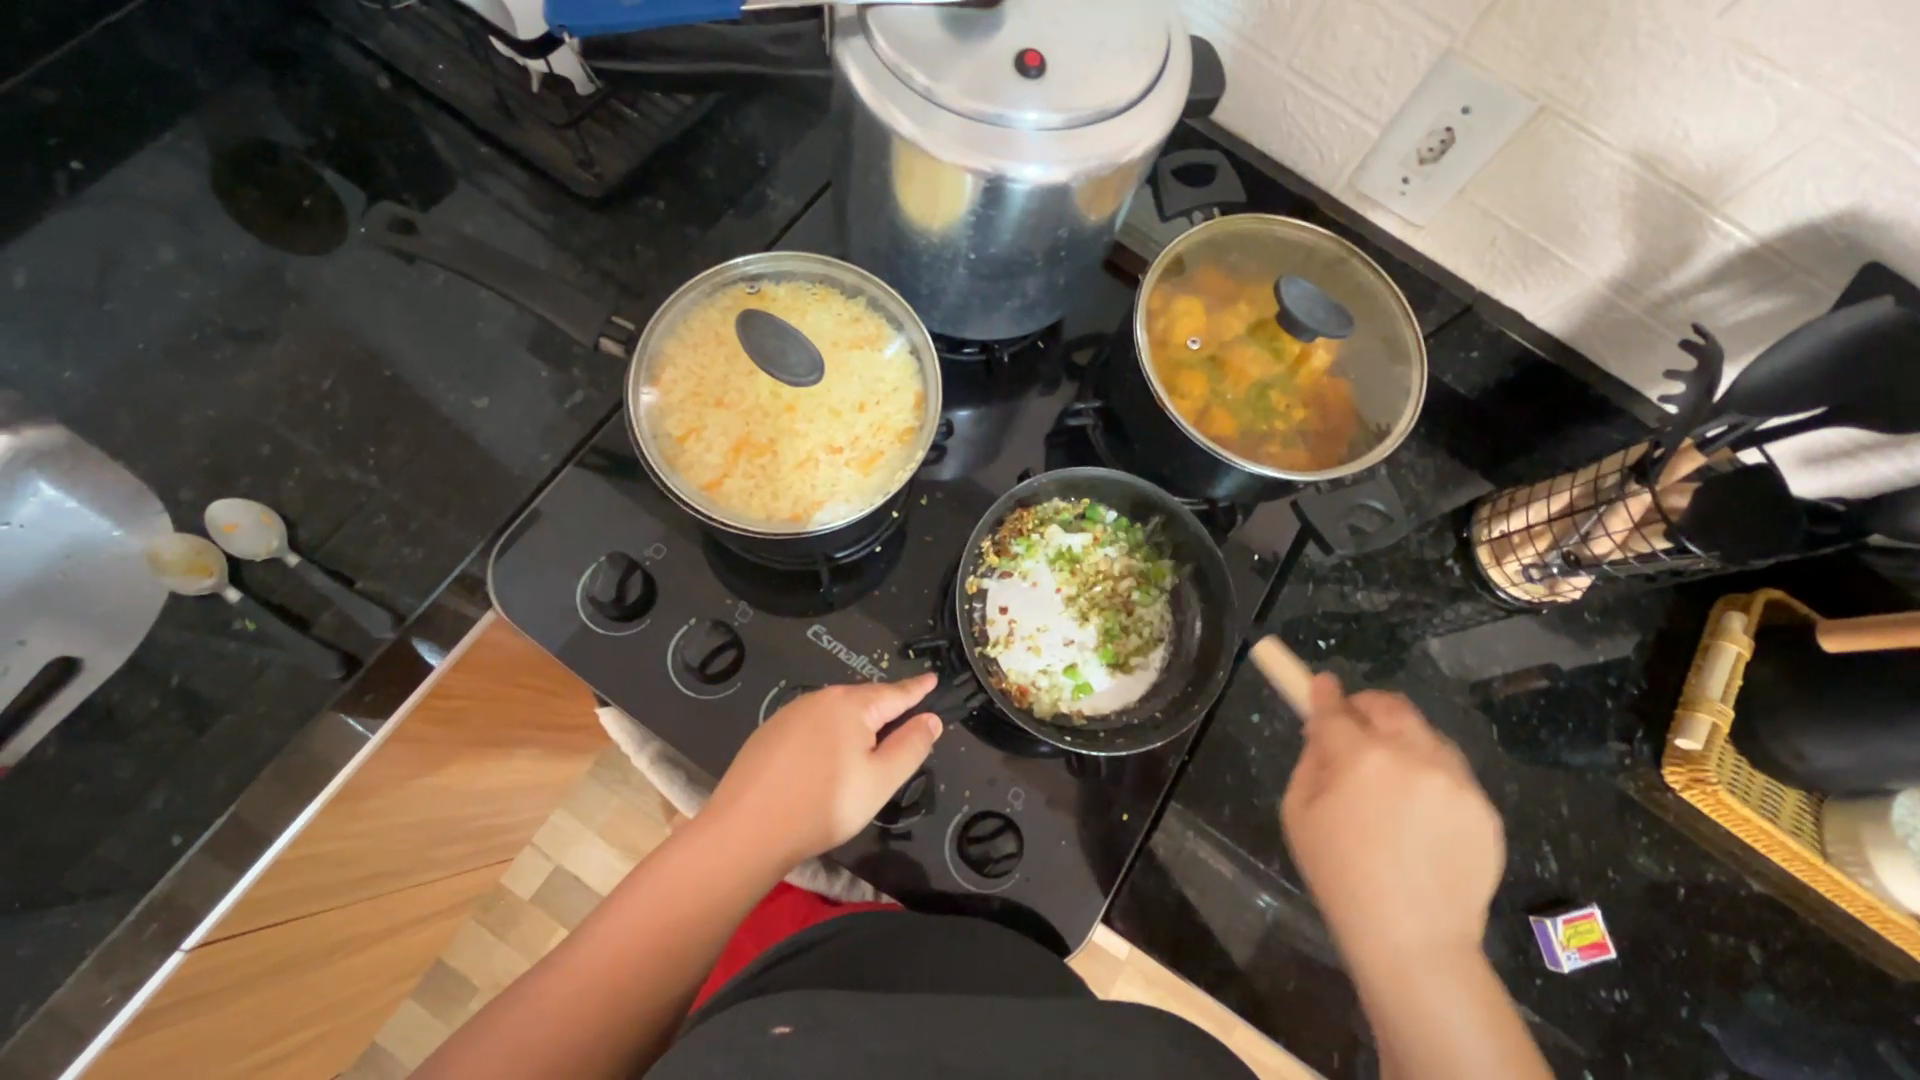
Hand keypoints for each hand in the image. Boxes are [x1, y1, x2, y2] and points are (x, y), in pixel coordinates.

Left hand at [706, 674, 942, 868]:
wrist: (747, 830)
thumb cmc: (825, 805)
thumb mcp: (880, 781)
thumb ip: (911, 746)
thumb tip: (930, 719)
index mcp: (851, 705)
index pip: (895, 693)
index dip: (917, 689)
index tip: (933, 679)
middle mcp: (820, 699)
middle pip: (864, 699)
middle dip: (886, 707)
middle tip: (907, 718)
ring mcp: (790, 714)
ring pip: (835, 712)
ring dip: (856, 723)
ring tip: (869, 742)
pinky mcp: (769, 733)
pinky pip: (812, 724)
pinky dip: (829, 734)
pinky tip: (826, 758)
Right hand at [1280, 674, 1503, 967]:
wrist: (1413, 936)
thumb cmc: (1341, 876)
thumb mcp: (1298, 814)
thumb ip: (1310, 763)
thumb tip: (1323, 733)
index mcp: (1359, 758)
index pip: (1336, 709)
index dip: (1324, 692)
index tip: (1321, 684)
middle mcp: (1412, 756)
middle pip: (1388, 706)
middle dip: (1366, 705)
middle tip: (1353, 721)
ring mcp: (1455, 780)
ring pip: (1425, 733)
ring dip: (1401, 737)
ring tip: (1390, 771)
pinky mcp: (1483, 806)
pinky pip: (1451, 771)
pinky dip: (1430, 773)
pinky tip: (1419, 810)